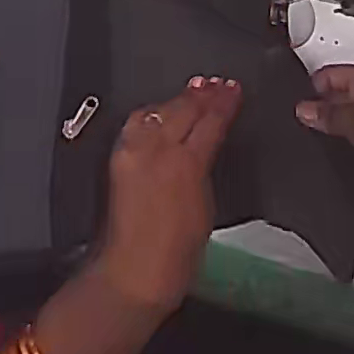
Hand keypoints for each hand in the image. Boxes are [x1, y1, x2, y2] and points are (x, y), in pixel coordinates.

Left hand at [96, 76, 241, 312]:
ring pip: (160, 109)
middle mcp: (158, 149)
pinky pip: (138, 121)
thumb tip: (208, 141)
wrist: (134, 270)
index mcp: (187, 164)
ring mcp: (135, 149)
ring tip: (198, 88)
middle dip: (204, 94)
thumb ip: (204, 165)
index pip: (210, 121)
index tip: (234, 90)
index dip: (224, 103)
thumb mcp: (206, 203)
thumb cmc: (179, 250)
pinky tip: (162, 107)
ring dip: (180, 98)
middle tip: (219, 83)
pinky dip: (153, 111)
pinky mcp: (119, 154)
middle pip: (184, 108)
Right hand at [296, 64, 353, 217]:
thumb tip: (306, 108)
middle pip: (339, 95)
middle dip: (320, 106)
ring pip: (350, 120)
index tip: (292, 98)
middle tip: (301, 119)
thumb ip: (333, 115)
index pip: (331, 73)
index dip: (309, 85)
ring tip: (318, 138)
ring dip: (336, 128)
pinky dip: (349, 147)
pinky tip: (342, 155)